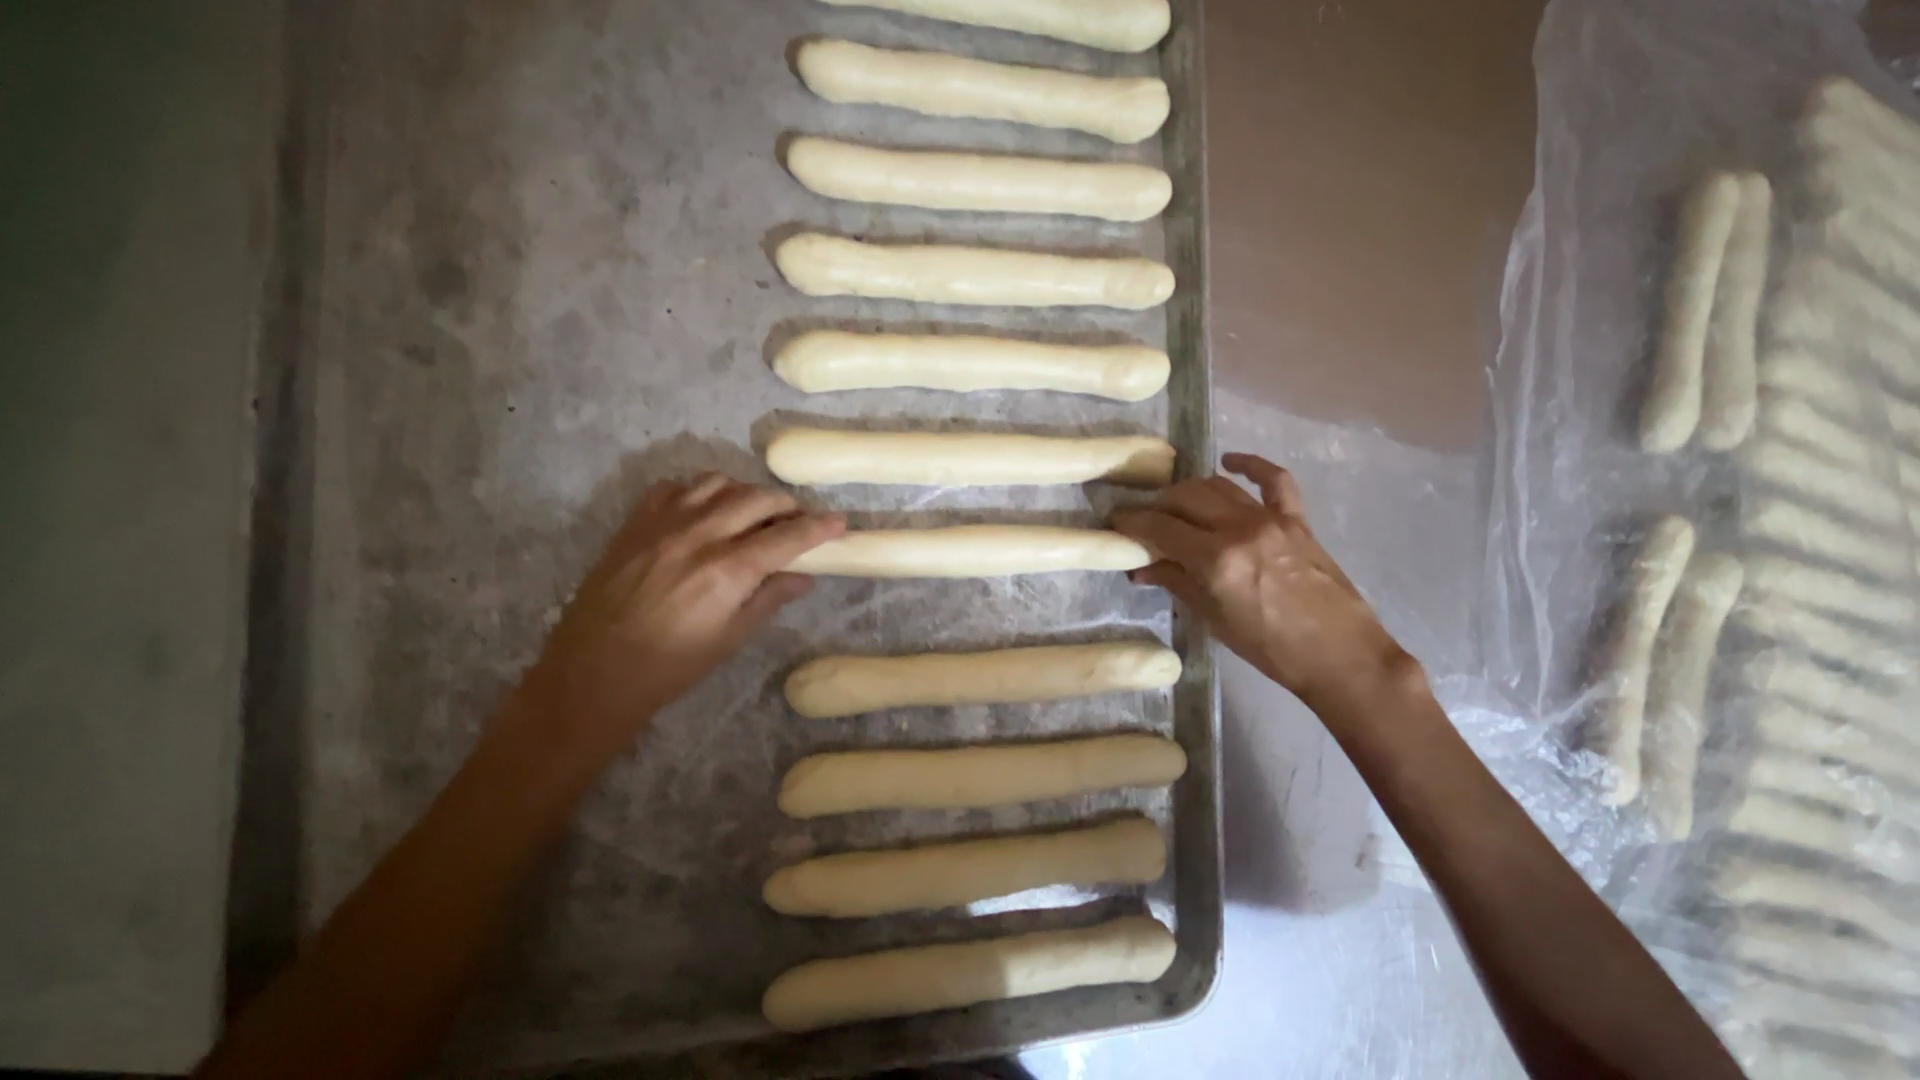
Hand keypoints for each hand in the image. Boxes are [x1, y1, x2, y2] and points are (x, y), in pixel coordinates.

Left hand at [515, 474, 843, 750]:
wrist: (594, 671)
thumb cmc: (670, 667)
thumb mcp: (730, 639)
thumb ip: (769, 599)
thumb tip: (804, 575)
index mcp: (727, 571)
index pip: (787, 537)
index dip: (819, 527)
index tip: (840, 521)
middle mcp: (699, 535)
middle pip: (757, 498)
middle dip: (786, 505)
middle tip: (797, 520)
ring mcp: (663, 523)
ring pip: (717, 482)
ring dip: (744, 492)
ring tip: (750, 513)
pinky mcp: (635, 522)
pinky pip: (674, 487)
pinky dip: (697, 492)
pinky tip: (702, 513)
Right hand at [1112, 452, 1410, 706]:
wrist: (1340, 654)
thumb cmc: (1271, 649)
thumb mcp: (1214, 620)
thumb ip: (1177, 584)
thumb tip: (1142, 568)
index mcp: (1216, 560)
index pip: (1160, 528)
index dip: (1131, 522)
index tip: (1115, 522)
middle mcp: (1239, 529)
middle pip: (1184, 498)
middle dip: (1156, 505)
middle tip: (1142, 519)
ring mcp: (1271, 519)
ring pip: (1218, 487)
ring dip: (1190, 491)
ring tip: (1175, 505)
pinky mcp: (1296, 519)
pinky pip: (1273, 480)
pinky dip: (1249, 466)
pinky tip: (1230, 463)